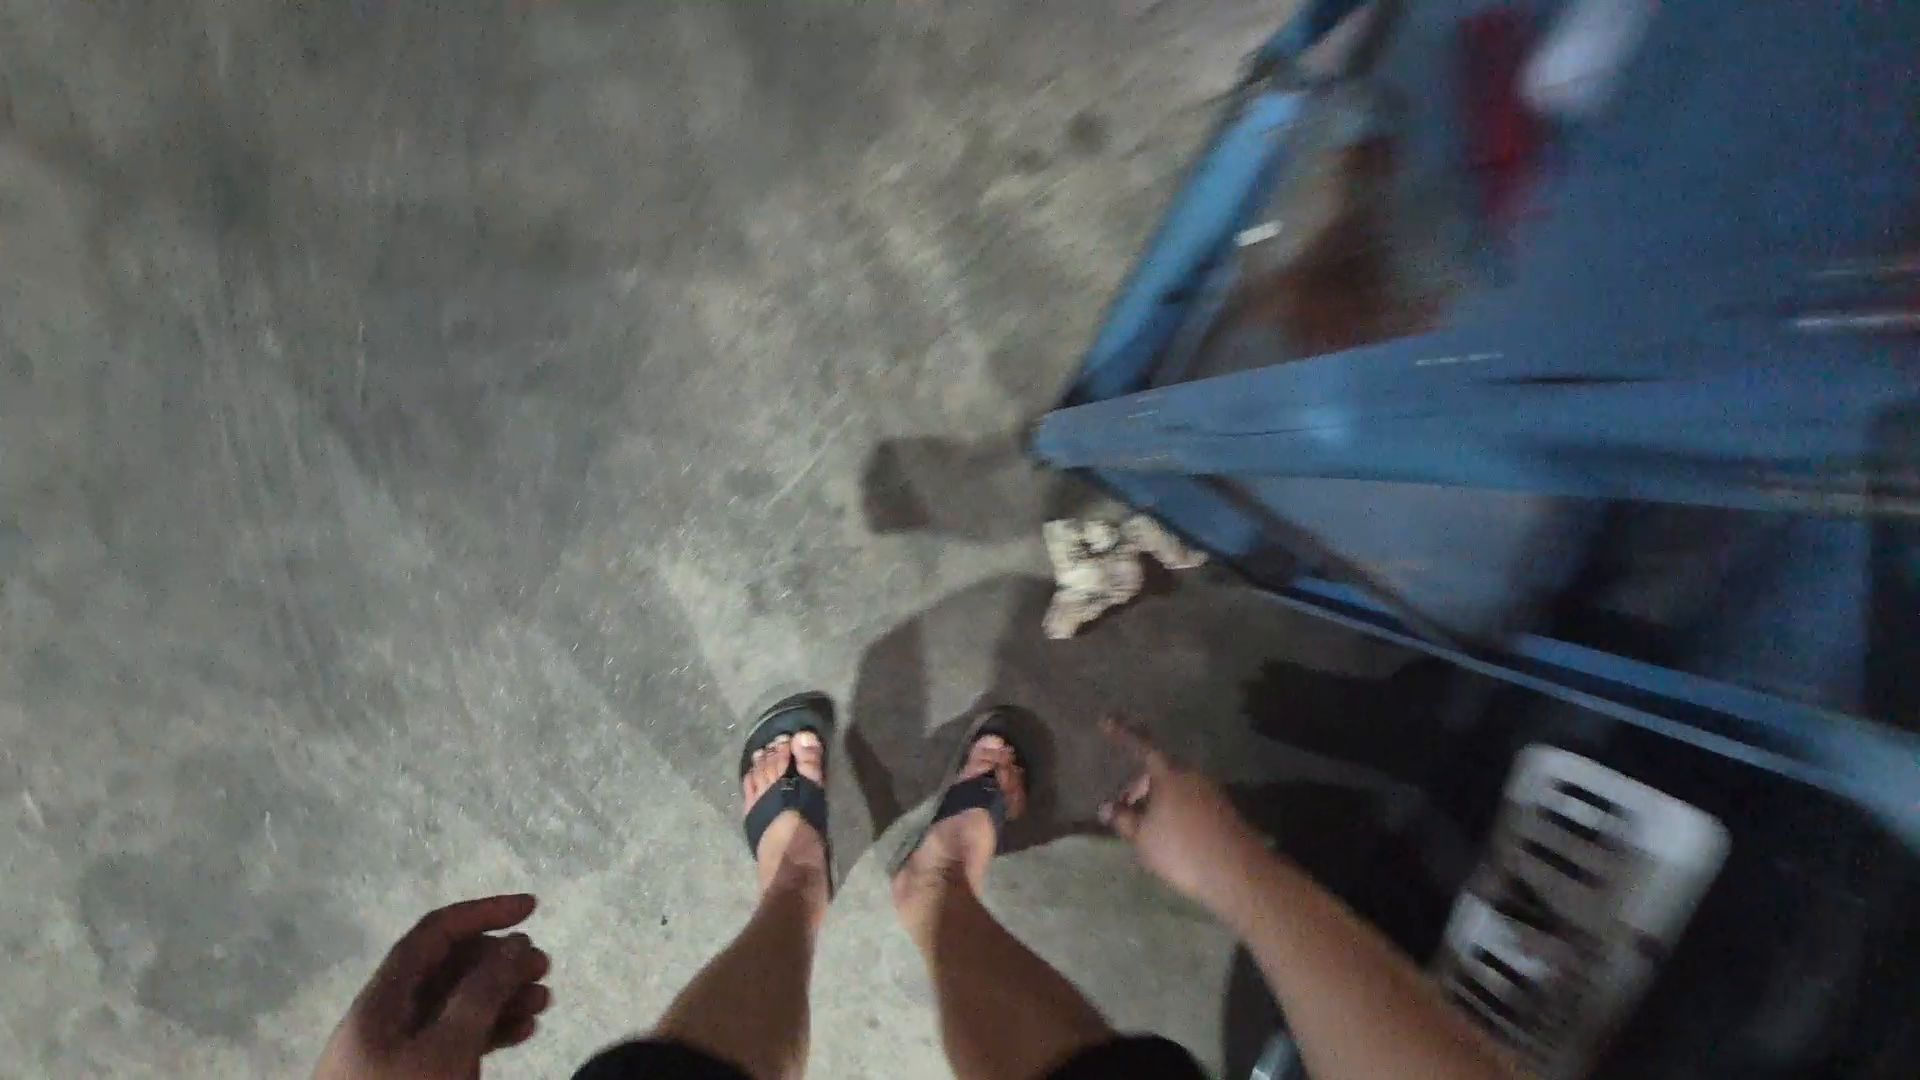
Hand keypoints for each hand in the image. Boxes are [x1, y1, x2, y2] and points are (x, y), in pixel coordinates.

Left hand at [312, 894, 552, 1079]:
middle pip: (450, 967)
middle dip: (502, 961)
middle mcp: (385, 1019)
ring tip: (543, 1003)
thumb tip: (514, 943)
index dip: (484, 912)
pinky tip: (523, 1034)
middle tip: (545, 969)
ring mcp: (394, 1054)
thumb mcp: (448, 1049)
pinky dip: (490, 1028)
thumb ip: (484, 990)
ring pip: (457, 1003)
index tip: (534, 911)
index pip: (434, 933)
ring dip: (503, 996)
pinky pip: (453, 1037)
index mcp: (381, 1003)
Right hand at [1098, 718, 1266, 907]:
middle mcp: (1191, 775)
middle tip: (1122, 806)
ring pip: (1173, 786)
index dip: (1121, 734)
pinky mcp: (1221, 811)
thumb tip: (1107, 807)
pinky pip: (1188, 800)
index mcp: (1169, 773)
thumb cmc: (1181, 849)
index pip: (1141, 746)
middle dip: (1137, 784)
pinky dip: (1171, 808)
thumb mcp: (1143, 837)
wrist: (1237, 873)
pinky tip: (1165, 832)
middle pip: (1158, 770)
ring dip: (1155, 799)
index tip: (1105, 722)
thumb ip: (1123, 819)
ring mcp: (1210, 791)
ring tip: (1141, 824)